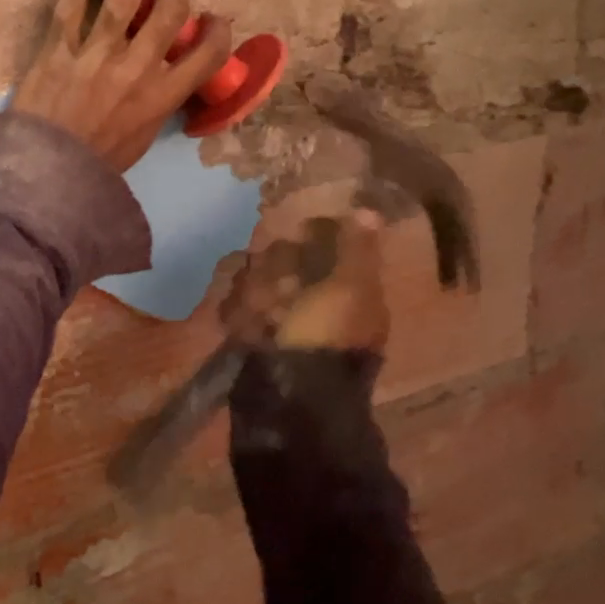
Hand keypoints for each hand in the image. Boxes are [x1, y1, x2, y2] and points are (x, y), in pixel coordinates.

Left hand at [10, 0, 232, 172]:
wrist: (47, 172)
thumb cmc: (98, 162)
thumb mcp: (143, 136)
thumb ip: (159, 101)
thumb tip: (167, 76)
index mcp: (162, 95)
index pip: (209, 51)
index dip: (218, 28)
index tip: (212, 19)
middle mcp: (135, 68)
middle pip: (169, 10)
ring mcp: (94, 56)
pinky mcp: (57, 51)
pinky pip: (69, 8)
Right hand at [220, 210, 389, 353]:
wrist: (289, 394)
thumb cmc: (325, 337)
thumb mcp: (349, 288)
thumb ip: (355, 249)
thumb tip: (368, 209)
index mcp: (346, 287)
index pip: (319, 241)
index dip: (306, 239)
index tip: (298, 241)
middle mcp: (314, 298)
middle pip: (280, 258)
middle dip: (273, 270)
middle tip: (278, 292)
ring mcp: (280, 316)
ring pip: (254, 280)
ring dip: (253, 295)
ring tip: (259, 318)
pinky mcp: (251, 332)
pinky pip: (235, 306)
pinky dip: (238, 315)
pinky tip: (245, 328)